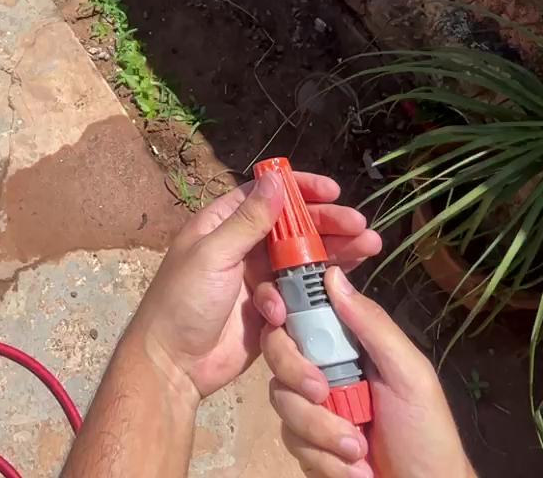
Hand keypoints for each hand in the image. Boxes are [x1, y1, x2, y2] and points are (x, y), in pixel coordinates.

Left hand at [121, 169, 381, 401]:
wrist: (173, 363)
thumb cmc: (183, 300)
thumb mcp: (214, 254)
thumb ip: (247, 221)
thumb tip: (274, 180)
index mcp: (223, 224)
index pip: (266, 196)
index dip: (300, 190)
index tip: (332, 190)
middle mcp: (244, 246)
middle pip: (293, 227)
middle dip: (327, 223)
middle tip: (360, 225)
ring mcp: (259, 278)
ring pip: (303, 258)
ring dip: (334, 252)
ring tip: (369, 246)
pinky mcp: (271, 309)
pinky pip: (302, 293)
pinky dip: (319, 289)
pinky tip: (338, 286)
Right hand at [257, 266, 474, 477]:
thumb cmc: (426, 434)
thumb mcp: (409, 375)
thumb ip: (373, 326)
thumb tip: (332, 275)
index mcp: (346, 343)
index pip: (299, 311)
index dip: (279, 308)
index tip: (278, 317)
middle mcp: (322, 367)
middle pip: (278, 352)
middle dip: (298, 377)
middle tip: (324, 395)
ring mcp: (310, 406)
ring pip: (281, 399)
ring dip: (319, 430)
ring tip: (357, 451)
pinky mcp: (305, 443)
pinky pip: (290, 439)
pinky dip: (322, 459)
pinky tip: (351, 471)